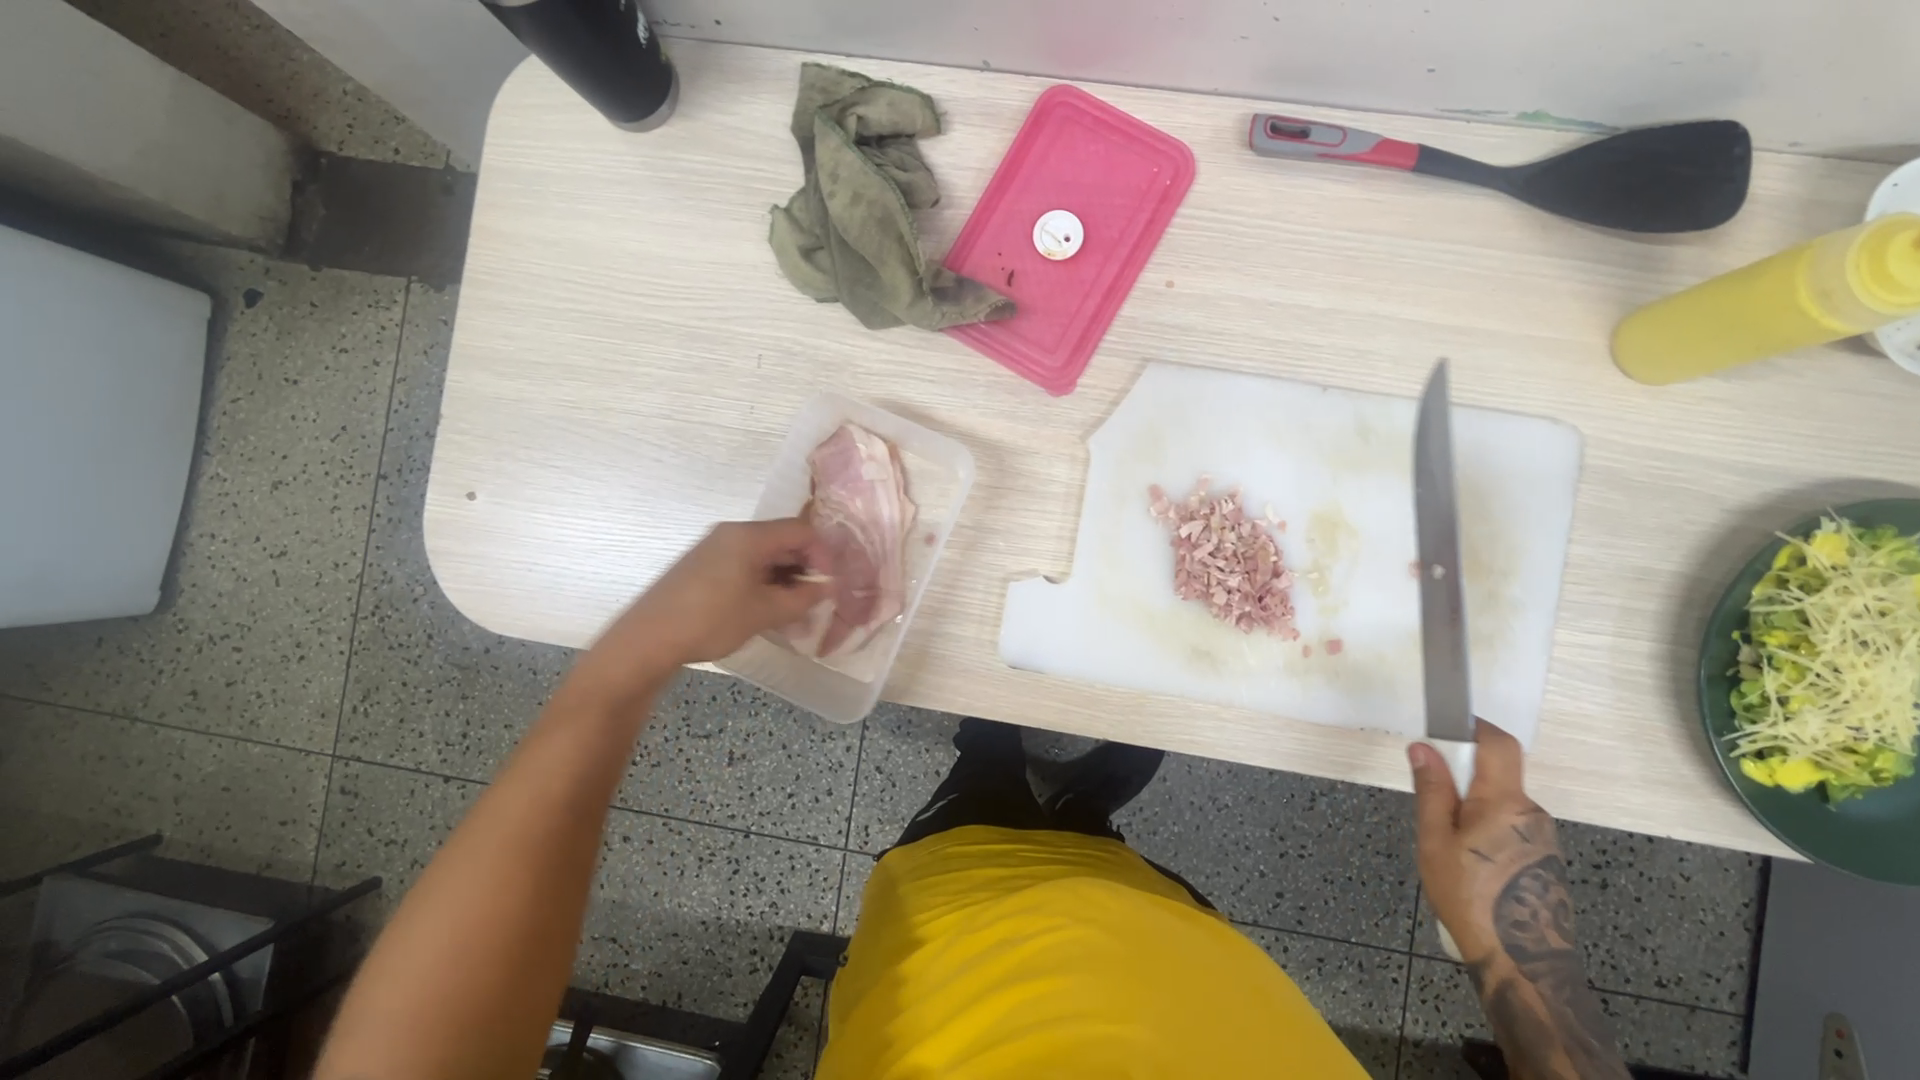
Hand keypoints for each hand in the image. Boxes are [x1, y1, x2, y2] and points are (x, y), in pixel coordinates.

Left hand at [574, 519, 832, 699]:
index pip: (801, 531)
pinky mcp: (703, 567)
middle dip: (805, 569)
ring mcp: (714, 549)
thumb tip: (826, 588)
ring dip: (785, 580)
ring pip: (764, 557)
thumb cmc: (711, 621)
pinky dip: (763, 584)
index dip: (823, 555)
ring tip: (794, 613)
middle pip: (782, 541)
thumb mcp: (764, 612)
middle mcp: (732, 534)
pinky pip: (745, 567)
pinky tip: (767, 611)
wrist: (647, 640)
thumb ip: (802, 598)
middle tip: (816, 602)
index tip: (830, 586)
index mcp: (749, 536)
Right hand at [1408, 721, 1562, 961]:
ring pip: (1502, 807)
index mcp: (1504, 801)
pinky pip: (1512, 830)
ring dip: (1473, 814)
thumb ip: (1432, 790)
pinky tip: (1470, 869)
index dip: (1475, 727)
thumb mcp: (1435, 841)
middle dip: (1462, 782)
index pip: (1499, 744)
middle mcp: (1531, 812)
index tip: (1446, 726)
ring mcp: (1543, 838)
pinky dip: (1487, 834)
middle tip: (1431, 812)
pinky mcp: (1546, 860)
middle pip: (1497, 777)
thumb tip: (1424, 746)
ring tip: (1448, 853)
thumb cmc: (1469, 896)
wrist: (1523, 962)